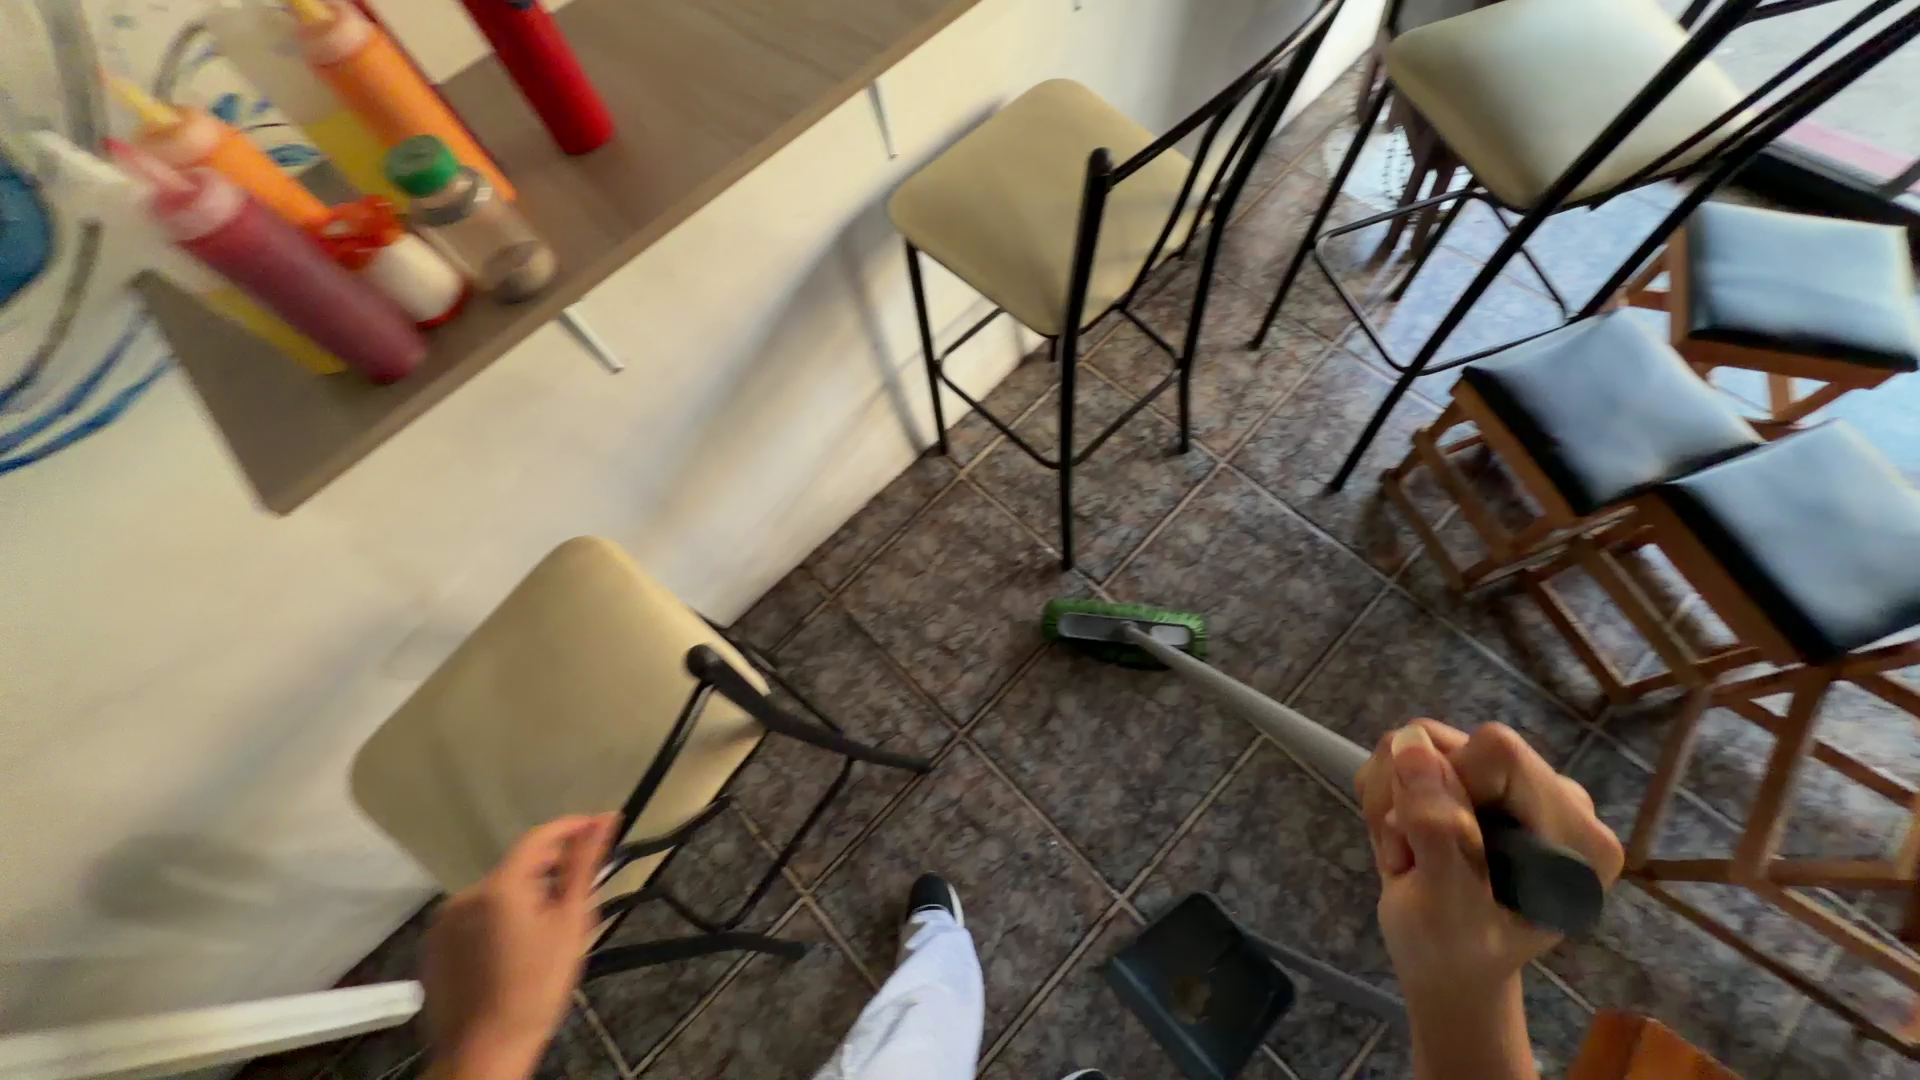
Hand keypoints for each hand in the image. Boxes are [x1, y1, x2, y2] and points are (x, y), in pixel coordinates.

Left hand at [422, 814, 617, 1079]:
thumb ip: (584, 864)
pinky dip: (501, 917)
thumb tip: (604, 819)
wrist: (485, 1052)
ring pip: (498, 892)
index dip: (572, 828)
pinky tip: (518, 946)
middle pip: (518, 866)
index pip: (540, 837)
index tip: (600, 828)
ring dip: (526, 895)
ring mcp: (444, 923)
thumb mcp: (571, 920)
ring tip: (551, 925)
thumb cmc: (538, 985)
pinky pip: (477, 916)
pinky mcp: (434, 948)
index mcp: (500, 886)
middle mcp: (465, 895)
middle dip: (551, 869)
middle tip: (580, 892)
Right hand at [1356, 721, 1621, 996]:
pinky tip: (1404, 835)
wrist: (1444, 963)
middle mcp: (1554, 797)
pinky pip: (1406, 750)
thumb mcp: (1445, 907)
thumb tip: (1412, 745)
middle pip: (1451, 743)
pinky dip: (1387, 792)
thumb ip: (1438, 830)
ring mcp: (1511, 782)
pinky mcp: (1473, 775)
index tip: (1430, 839)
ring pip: (1418, 741)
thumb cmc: (1452, 950)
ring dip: (1392, 796)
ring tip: (1406, 851)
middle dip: (1408, 795)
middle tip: (1409, 855)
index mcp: (1575, 834)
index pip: (1498, 753)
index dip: (1446, 783)